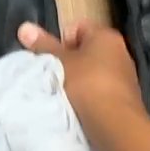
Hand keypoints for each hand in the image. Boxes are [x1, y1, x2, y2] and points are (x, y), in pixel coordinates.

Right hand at [18, 20, 147, 133]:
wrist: (114, 124)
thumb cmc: (87, 84)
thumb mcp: (59, 62)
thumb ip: (43, 45)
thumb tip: (24, 26)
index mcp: (106, 36)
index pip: (77, 27)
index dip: (60, 39)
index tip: (51, 57)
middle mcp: (120, 51)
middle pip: (85, 50)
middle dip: (67, 61)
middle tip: (53, 74)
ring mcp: (125, 76)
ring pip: (92, 71)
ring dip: (77, 80)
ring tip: (64, 93)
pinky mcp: (124, 98)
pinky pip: (100, 89)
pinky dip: (88, 95)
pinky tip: (78, 105)